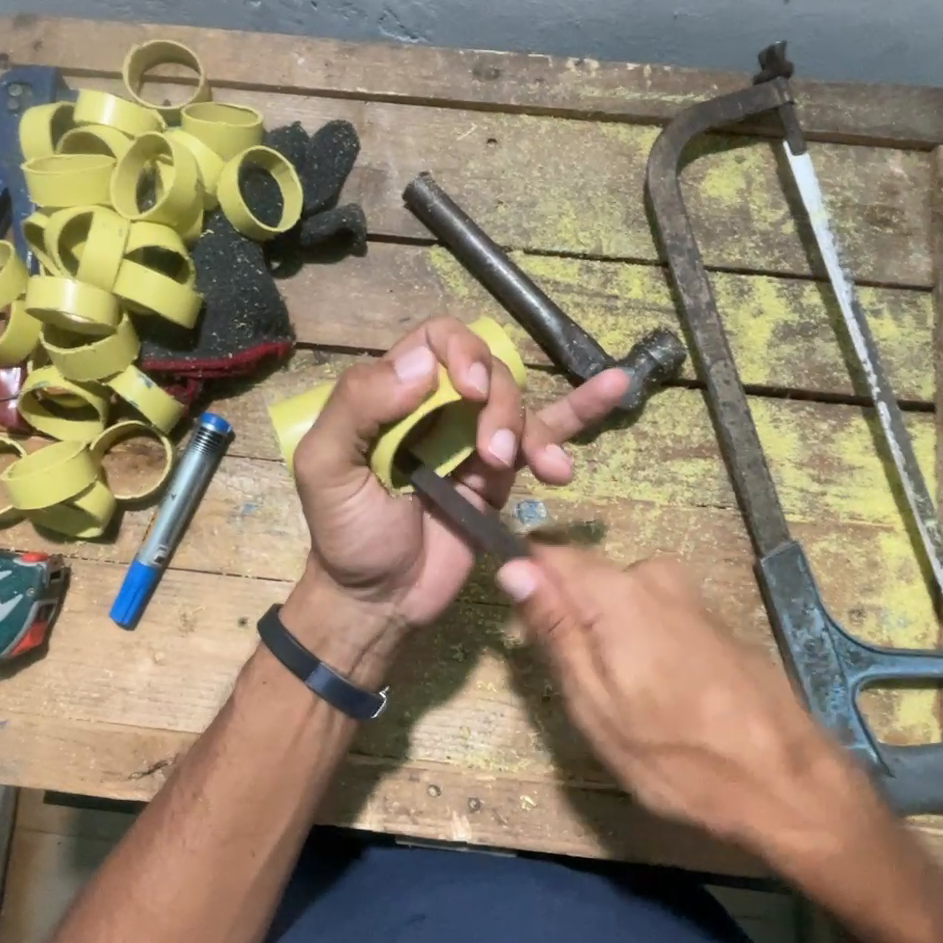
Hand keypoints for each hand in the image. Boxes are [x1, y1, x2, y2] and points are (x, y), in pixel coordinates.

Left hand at [282, 318, 629, 686]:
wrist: (380, 601)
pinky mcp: (500, 476)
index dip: (460, 352)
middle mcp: (433, 407)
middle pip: (487, 369)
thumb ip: (357, 406)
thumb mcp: (325, 467)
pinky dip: (581, 411)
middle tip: (491, 455)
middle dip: (499, 404)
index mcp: (389, 394)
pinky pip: (546, 434)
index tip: (469, 391)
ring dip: (528, 429)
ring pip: (517, 403)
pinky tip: (617, 388)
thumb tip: (421, 364)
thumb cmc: (345, 534)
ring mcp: (470, 440)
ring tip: (529, 468)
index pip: (435, 341)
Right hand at [498, 546, 883, 856]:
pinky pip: (652, 614)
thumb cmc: (678, 754)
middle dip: (569, 617)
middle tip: (576, 685)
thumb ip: (554, 628)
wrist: (793, 787)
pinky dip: (641, 642)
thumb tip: (513, 567)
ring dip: (606, 635)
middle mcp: (654, 577)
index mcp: (617, 591)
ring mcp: (689, 596)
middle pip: (584, 578)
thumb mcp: (595, 702)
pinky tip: (660, 696)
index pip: (548, 555)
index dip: (527, 585)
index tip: (524, 633)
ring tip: (619, 699)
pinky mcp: (713, 620)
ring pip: (618, 599)